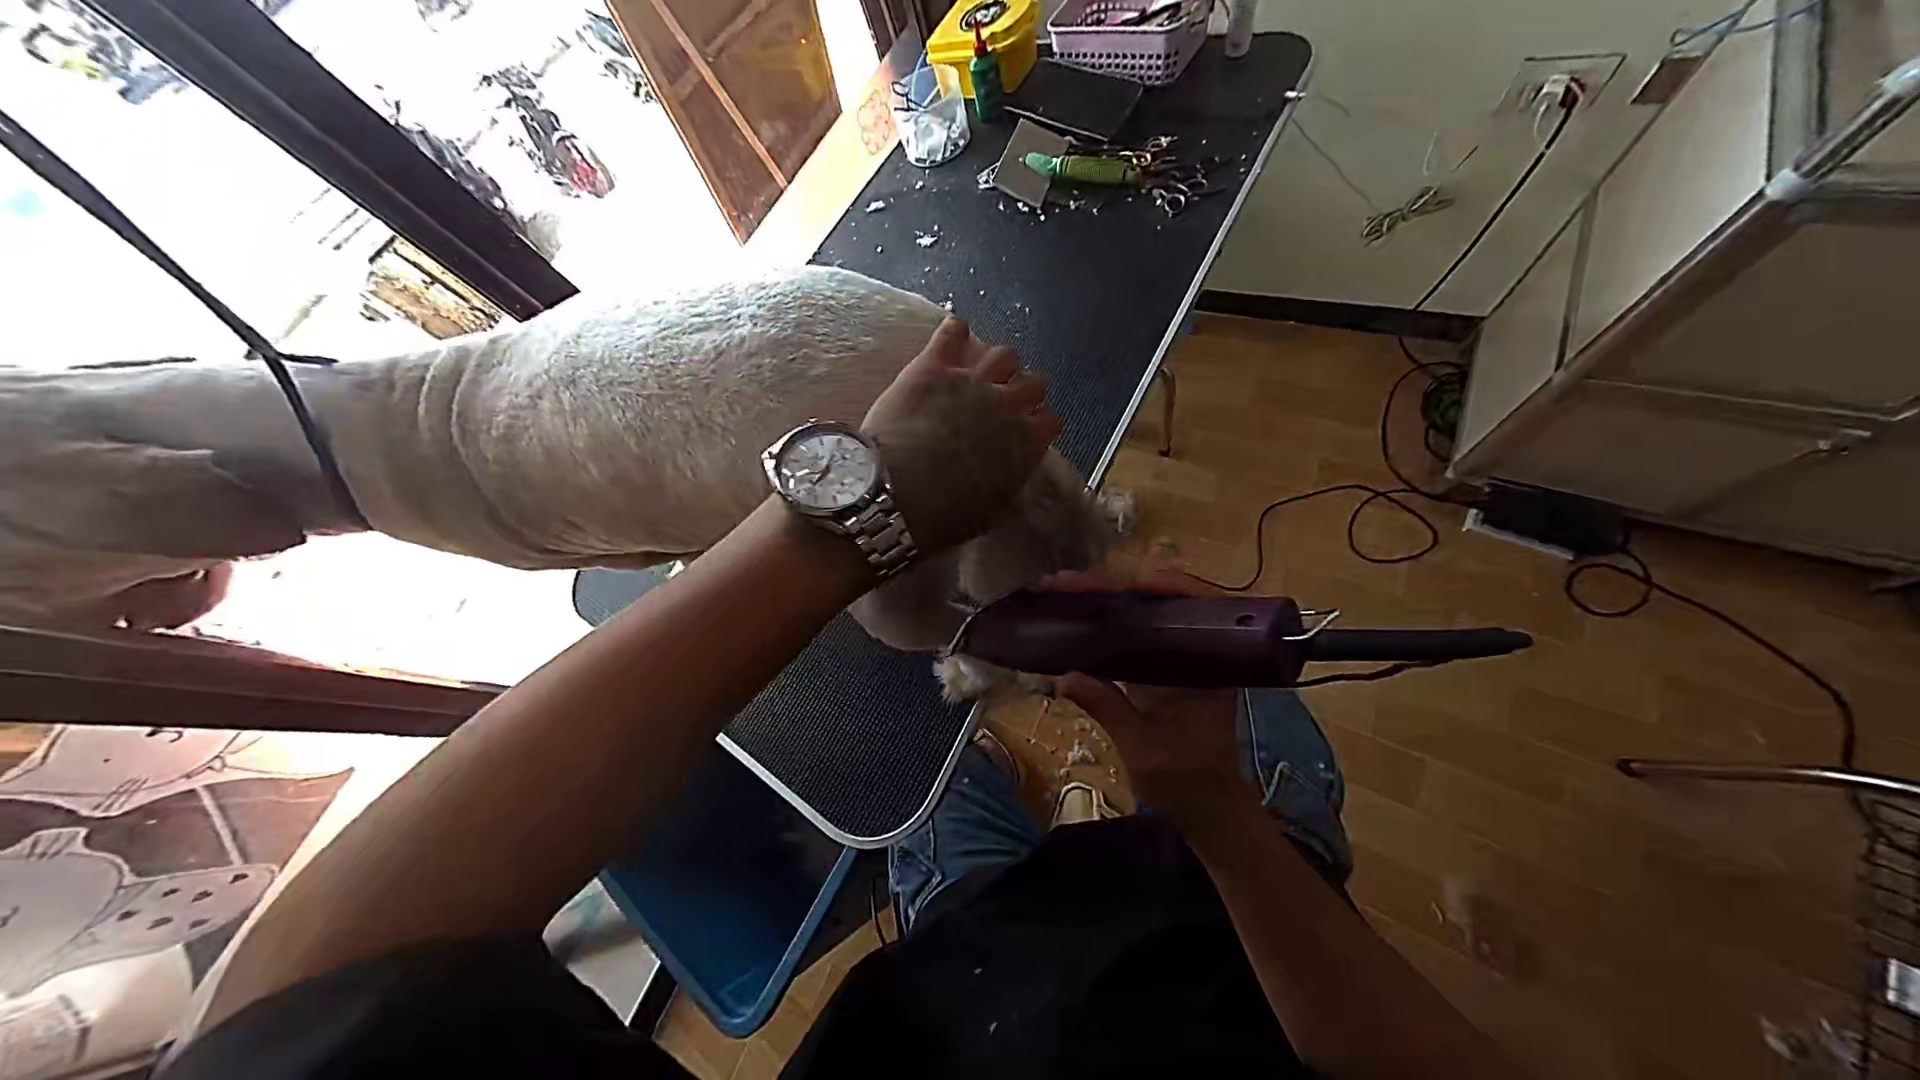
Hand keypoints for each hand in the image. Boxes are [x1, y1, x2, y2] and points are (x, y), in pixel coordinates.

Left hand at [862, 317, 1062, 553]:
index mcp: (1025, 443)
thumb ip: (1006, 479)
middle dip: (1026, 390)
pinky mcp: (934, 365)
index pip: (1051, 422)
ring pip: (1004, 353)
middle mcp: (1007, 405)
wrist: (897, 493)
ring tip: (983, 371)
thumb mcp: (989, 509)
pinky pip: (954, 332)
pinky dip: (956, 332)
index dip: (1041, 423)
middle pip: (1034, 383)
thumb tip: (1008, 470)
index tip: (1029, 429)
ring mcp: (972, 381)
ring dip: (998, 362)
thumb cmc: (943, 515)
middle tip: (1008, 399)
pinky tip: (953, 336)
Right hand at [1050, 567, 1248, 812]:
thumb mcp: (1143, 747)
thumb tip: (1064, 677)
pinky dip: (1104, 620)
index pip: (1193, 608)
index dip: (1166, 587)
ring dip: (1103, 598)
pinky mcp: (1156, 667)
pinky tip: (1074, 614)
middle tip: (1064, 583)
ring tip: (1061, 589)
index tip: (1131, 581)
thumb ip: (1107, 709)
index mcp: (1207, 666)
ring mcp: (1173, 658)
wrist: (1203, 804)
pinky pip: (1132, 632)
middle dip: (1112, 587)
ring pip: (1141, 612)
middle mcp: (1194, 652)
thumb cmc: (1184, 779)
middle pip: (1156, 602)